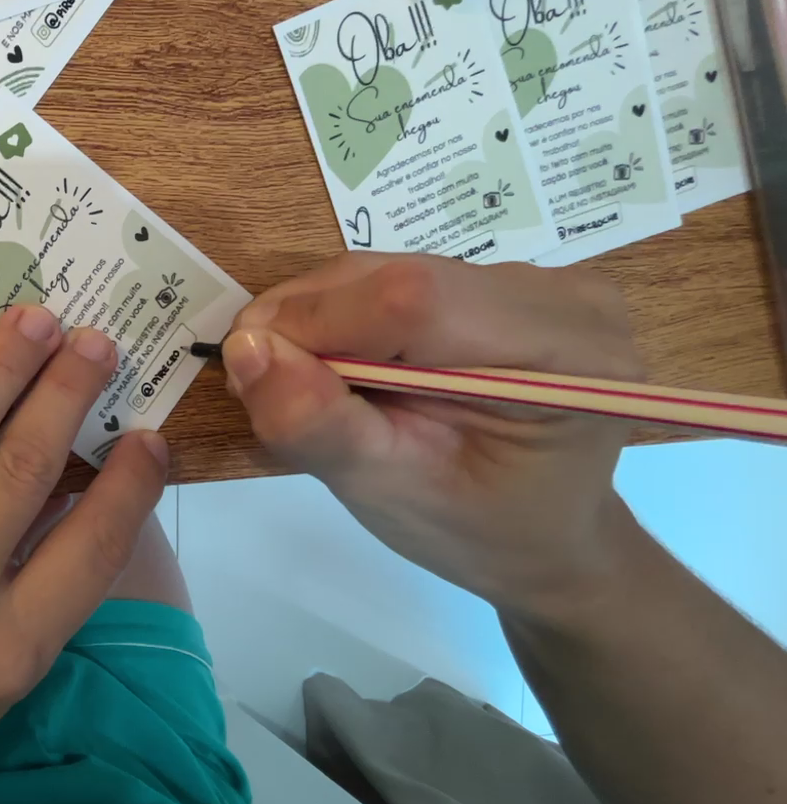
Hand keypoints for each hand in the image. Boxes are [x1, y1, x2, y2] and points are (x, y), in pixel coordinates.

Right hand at [221, 253, 645, 620]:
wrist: (534, 531)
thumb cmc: (470, 527)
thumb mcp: (382, 490)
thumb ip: (313, 421)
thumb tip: (242, 346)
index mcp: (561, 354)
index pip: (408, 301)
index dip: (309, 325)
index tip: (259, 376)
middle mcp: (555, 294)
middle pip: (384, 278)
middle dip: (301, 327)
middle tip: (279, 392)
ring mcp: (523, 278)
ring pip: (370, 272)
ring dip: (310, 322)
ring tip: (314, 387)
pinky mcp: (487, 279)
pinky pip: (377, 278)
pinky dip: (331, 318)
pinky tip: (345, 365)